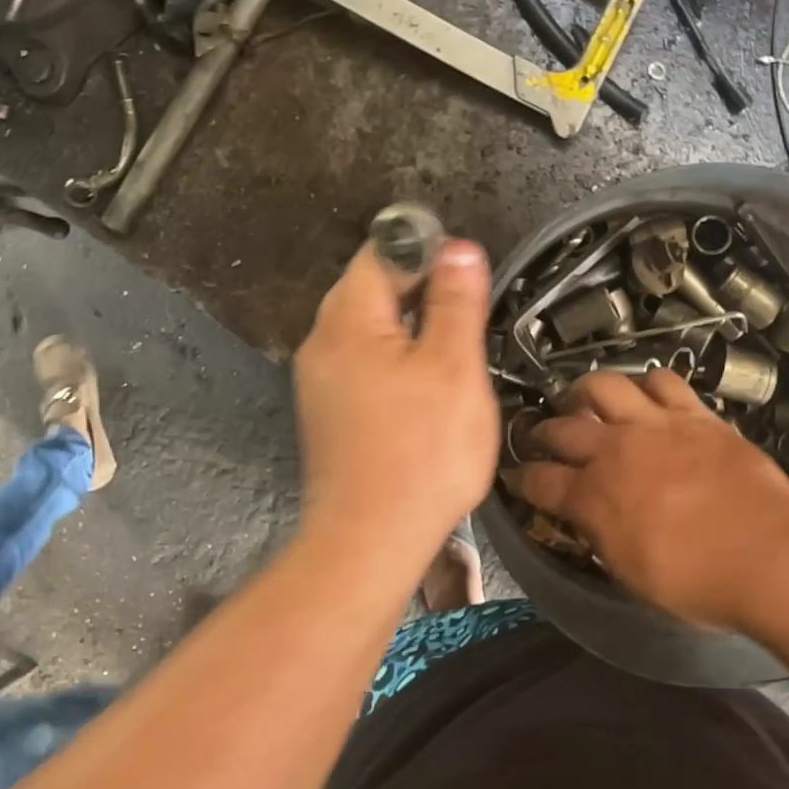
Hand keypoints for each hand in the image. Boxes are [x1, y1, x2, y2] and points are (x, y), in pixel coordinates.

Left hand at [293, 239, 497, 561]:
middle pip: (372, 287)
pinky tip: (425, 388)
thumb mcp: (453, 367)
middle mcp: (322, 341)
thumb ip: (455, 301)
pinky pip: (363, 361)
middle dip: (422, 289)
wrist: (370, 542)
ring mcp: (319, 379)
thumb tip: (458, 247)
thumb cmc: (422, 452)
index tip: (468, 273)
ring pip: (370, 327)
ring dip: (411, 327)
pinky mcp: (327, 411)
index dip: (427, 248)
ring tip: (454, 352)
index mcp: (348, 319)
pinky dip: (396, 359)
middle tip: (469, 314)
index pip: (383, 251)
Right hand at [507, 370, 788, 631]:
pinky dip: (647, 385)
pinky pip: (662, 381)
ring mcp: (656, 425)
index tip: (519, 477)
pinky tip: (647, 395)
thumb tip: (587, 517)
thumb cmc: (699, 583)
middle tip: (545, 436)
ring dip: (587, 391)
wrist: (770, 558)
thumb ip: (602, 536)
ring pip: (605, 385)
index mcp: (594, 498)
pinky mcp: (695, 414)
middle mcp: (615, 450)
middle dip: (545, 430)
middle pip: (563, 427)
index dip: (524, 479)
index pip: (540, 481)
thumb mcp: (633, 574)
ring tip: (588, 400)